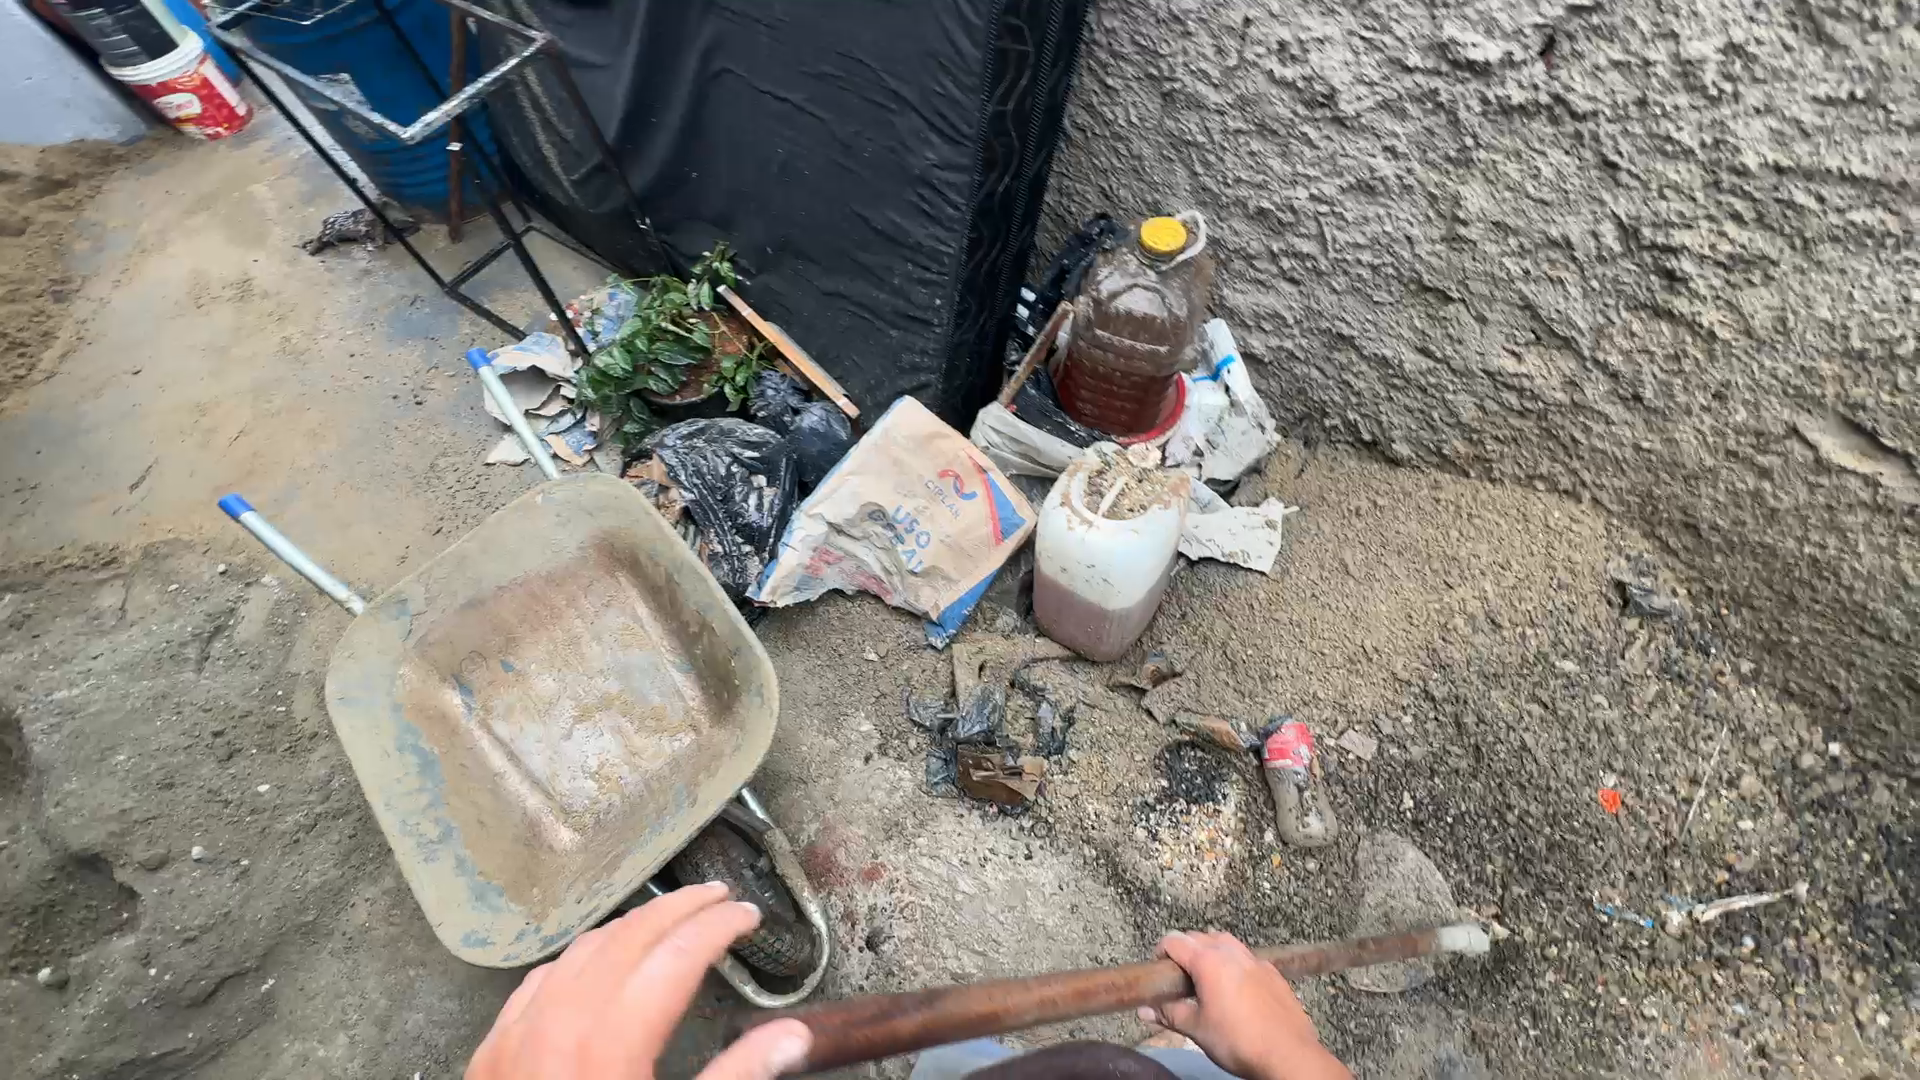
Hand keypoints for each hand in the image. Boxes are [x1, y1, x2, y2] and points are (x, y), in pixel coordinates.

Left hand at [467, 882, 811, 1079]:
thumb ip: (736, 1077)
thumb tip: (794, 1034)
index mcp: (610, 1046)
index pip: (679, 954)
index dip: (719, 925)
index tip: (750, 913)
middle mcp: (560, 1024)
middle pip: (632, 935)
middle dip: (682, 906)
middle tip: (721, 895)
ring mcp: (516, 1036)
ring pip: (586, 946)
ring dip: (636, 924)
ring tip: (674, 918)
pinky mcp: (488, 1054)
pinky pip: (544, 978)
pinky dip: (587, 954)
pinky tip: (604, 958)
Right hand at [1137, 932, 1349, 1079]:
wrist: (1290, 1056)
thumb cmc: (1237, 1041)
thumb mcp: (1198, 1030)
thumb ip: (1169, 1014)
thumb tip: (1142, 1010)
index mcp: (1207, 960)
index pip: (1173, 940)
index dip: (1160, 952)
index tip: (1159, 973)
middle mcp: (1229, 950)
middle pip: (1198, 936)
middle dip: (1185, 951)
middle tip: (1181, 979)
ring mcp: (1254, 958)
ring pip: (1224, 941)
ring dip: (1210, 951)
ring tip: (1209, 978)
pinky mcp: (1273, 971)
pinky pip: (1246, 956)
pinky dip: (1235, 963)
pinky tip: (1239, 989)